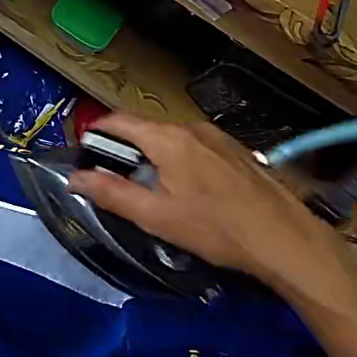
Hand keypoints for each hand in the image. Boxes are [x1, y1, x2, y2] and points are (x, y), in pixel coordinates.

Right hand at [67, 114, 345, 291]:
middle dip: (124, 150)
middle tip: (113, 182)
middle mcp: (192, 127)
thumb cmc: (215, 228)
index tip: (83, 155)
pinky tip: (187, 191)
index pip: (118, 121)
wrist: (281, 235)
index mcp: (168, 138)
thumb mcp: (156, 216)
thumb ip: (112, 193)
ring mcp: (218, 137)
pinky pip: (196, 147)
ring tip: (149, 191)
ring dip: (153, 156)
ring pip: (172, 139)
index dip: (95, 134)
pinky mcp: (236, 151)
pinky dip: (179, 161)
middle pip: (145, 129)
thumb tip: (75, 177)